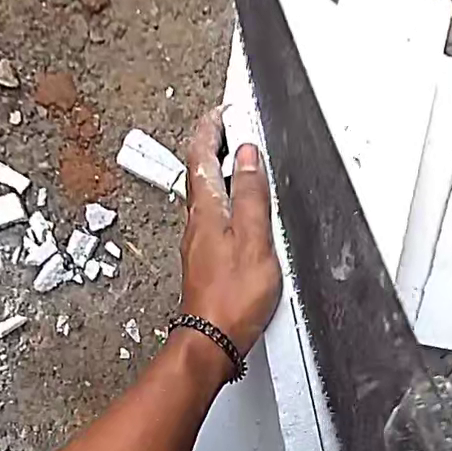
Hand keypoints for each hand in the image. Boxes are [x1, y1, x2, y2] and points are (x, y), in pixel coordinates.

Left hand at [180, 108, 281, 352]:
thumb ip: (252, 197)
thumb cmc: (232, 299)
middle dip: (213, 146)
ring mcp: (200, 246)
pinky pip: (213, 222)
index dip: (212, 127)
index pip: (202, 155)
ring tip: (234, 163)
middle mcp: (197, 225)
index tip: (223, 110)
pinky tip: (236, 215)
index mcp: (207, 212)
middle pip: (200, 174)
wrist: (212, 340)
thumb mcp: (254, 242)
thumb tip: (249, 156)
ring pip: (206, 198)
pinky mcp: (207, 265)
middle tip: (226, 127)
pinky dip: (224, 205)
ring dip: (218, 174)